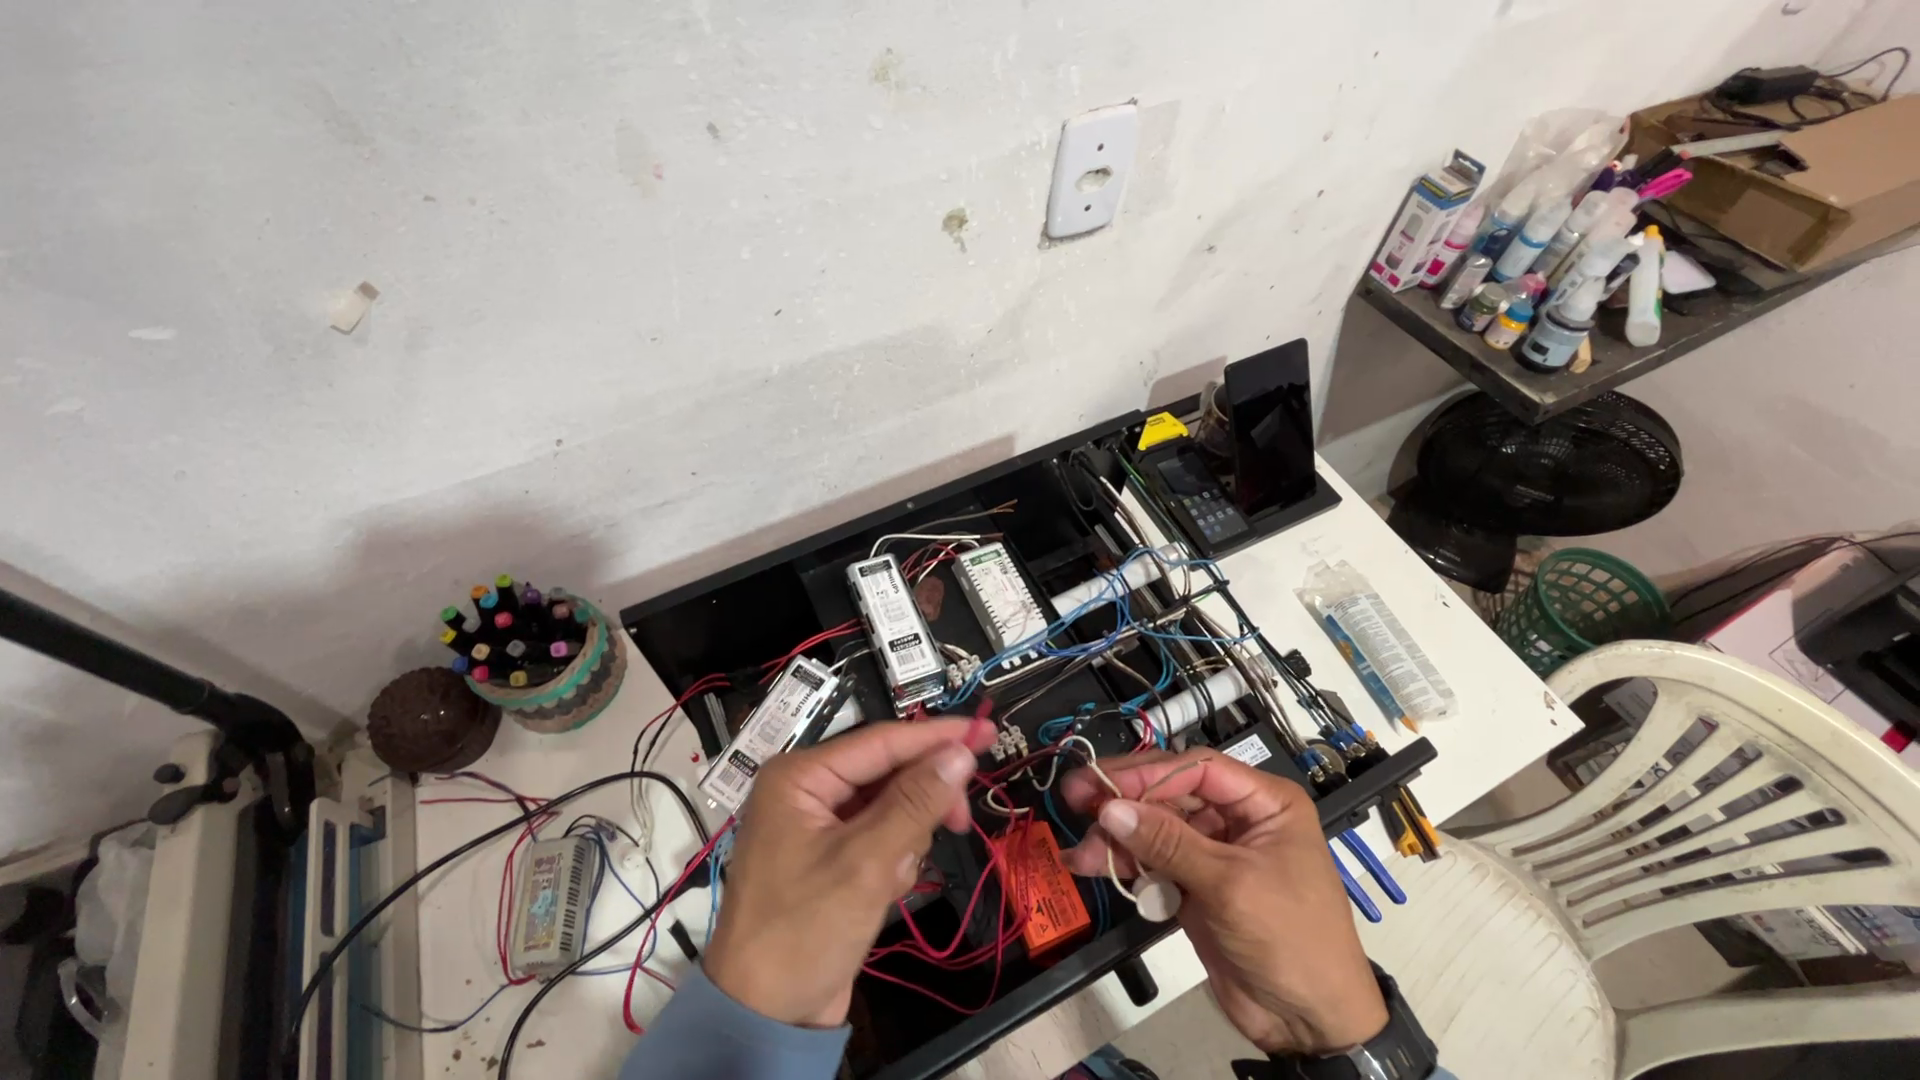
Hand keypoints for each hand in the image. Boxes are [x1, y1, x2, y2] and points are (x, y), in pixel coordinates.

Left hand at [703, 717, 995, 1027]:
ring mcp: (817, 825)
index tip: (986, 730)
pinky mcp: (831, 856)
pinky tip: (886, 891)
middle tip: (961, 823)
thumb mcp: (867, 863)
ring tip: (892, 880)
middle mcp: (806, 790)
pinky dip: (893, 859)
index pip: (881, 742)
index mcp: (799, 777)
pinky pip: (879, 837)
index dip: (936, 736)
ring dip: (906, 839)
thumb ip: (915, 803)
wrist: (765, 1015)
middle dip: (921, 801)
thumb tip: (960, 754)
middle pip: (887, 773)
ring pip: (890, 806)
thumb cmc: (804, 930)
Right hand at [1059, 749, 1386, 1055]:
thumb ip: (1167, 843)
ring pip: (1154, 828)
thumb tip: (1109, 809)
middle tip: (1073, 799)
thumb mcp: (1229, 885)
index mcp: (1263, 802)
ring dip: (1117, 839)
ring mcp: (1213, 852)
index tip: (1101, 784)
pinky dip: (1125, 865)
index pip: (1195, 768)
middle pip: (1168, 794)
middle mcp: (1237, 818)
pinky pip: (1153, 862)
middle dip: (1123, 802)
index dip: (1146, 773)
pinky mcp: (1194, 885)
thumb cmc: (1290, 938)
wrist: (1311, 1024)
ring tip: (1081, 854)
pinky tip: (1092, 866)